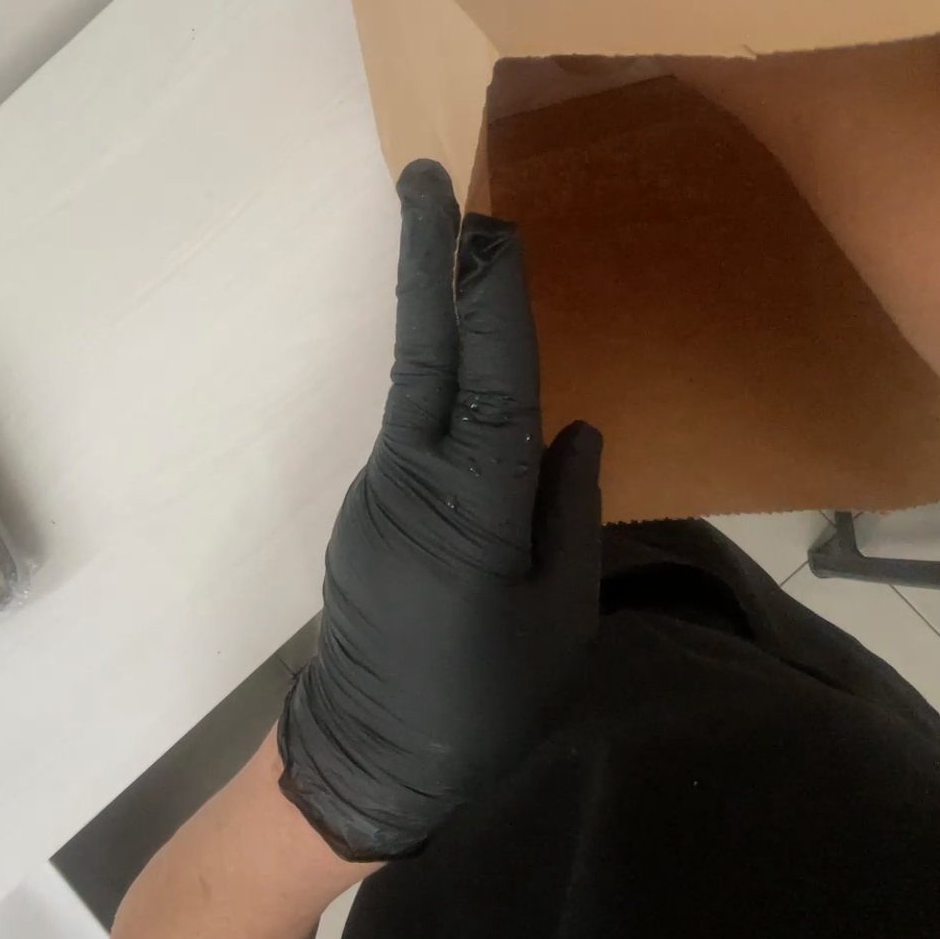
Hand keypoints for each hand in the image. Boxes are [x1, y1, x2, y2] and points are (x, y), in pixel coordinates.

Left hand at [277, 160, 603, 860]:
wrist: (370, 758)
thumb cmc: (485, 700)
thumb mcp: (560, 614)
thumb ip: (567, 509)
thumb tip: (574, 426)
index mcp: (471, 509)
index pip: (488, 378)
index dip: (490, 297)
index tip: (487, 222)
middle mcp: (411, 480)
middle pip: (423, 354)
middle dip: (424, 261)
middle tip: (425, 180)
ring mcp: (376, 489)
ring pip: (412, 383)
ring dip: (429, 310)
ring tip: (452, 247)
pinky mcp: (365, 505)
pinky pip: (410, 424)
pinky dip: (434, 375)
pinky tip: (459, 353)